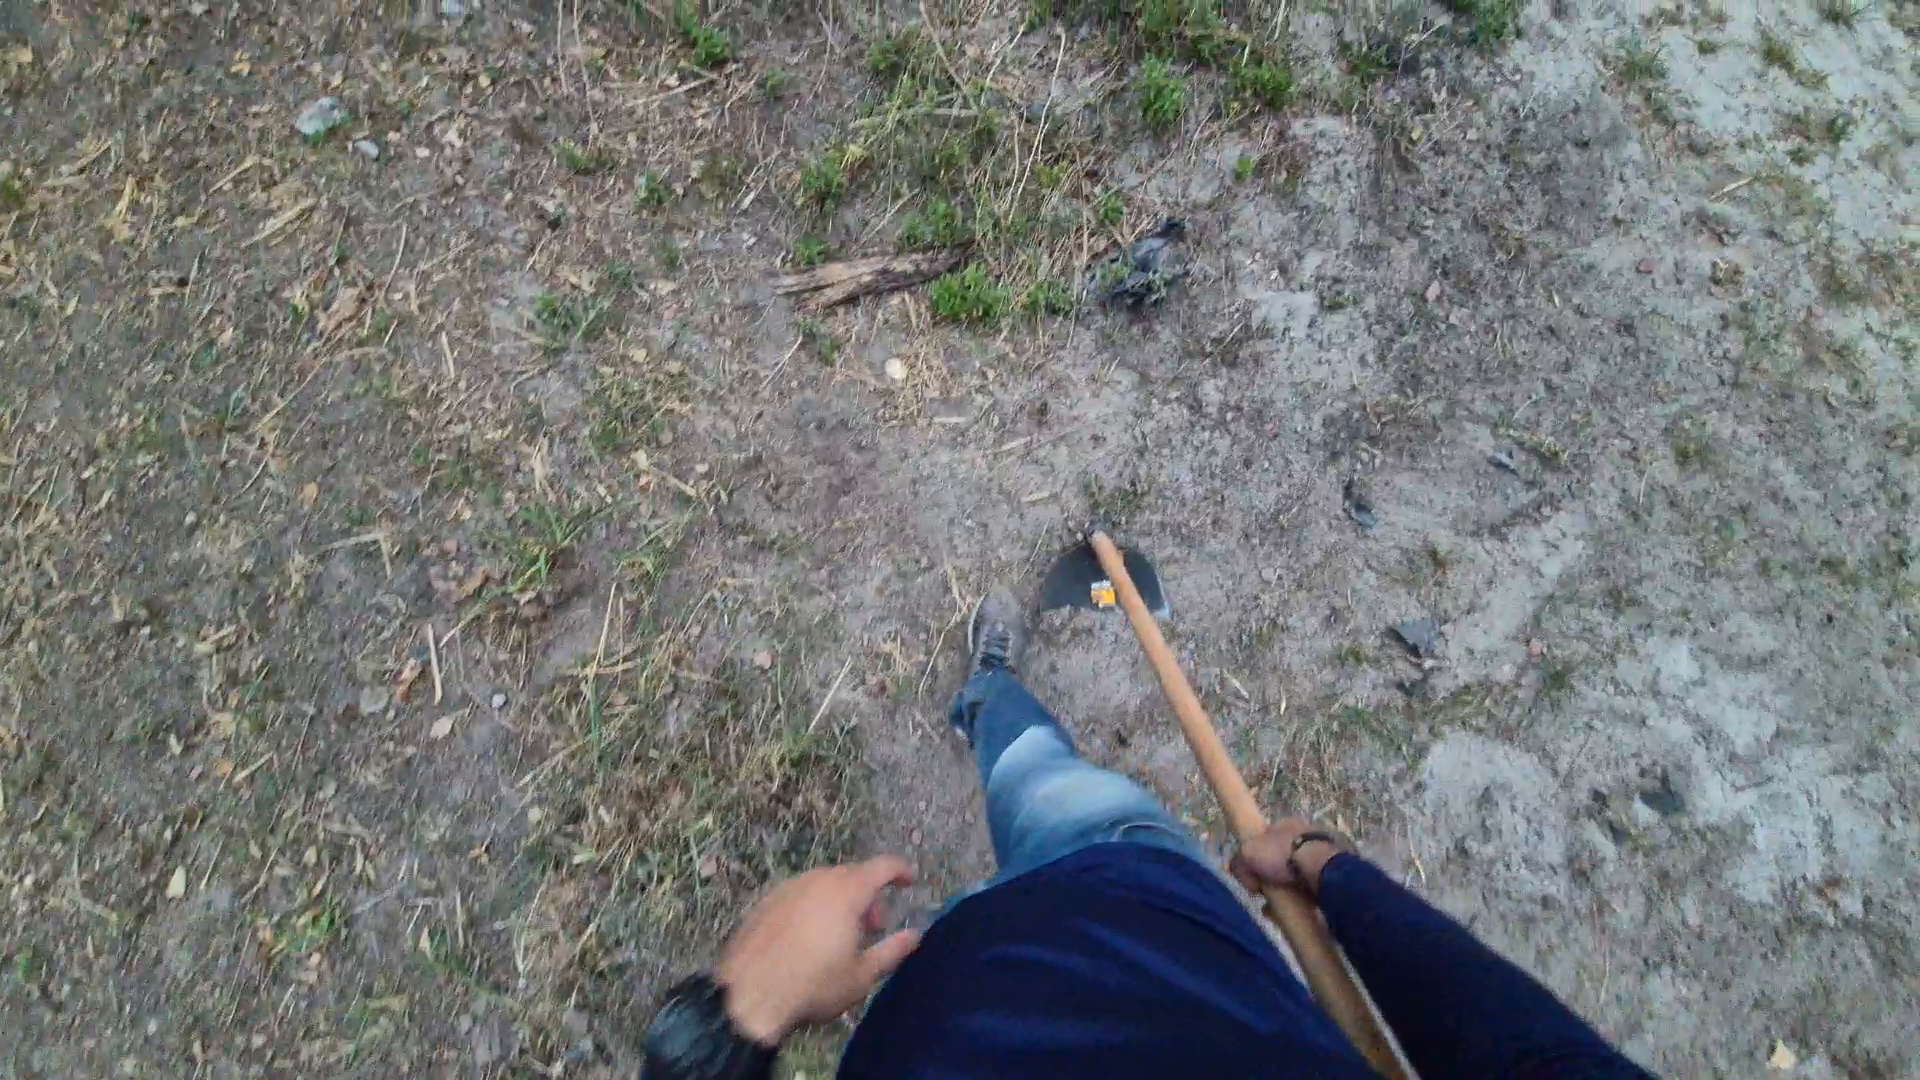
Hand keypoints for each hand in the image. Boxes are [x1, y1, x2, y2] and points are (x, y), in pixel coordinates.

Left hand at [715, 856, 921, 1044]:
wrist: (747, 995)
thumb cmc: (813, 984)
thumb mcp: (860, 976)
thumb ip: (892, 951)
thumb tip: (916, 935)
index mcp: (848, 890)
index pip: (883, 866)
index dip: (901, 870)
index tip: (911, 881)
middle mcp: (819, 878)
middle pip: (853, 875)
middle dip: (869, 895)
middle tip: (872, 927)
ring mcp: (790, 886)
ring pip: (825, 883)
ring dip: (841, 900)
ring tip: (839, 935)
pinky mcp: (767, 900)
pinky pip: (801, 894)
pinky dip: (814, 906)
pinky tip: (807, 937)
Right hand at [1228, 818, 1353, 898]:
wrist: (1324, 871)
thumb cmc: (1282, 855)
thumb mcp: (1249, 853)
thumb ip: (1239, 861)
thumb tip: (1237, 871)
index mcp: (1284, 823)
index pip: (1264, 839)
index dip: (1255, 858)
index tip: (1252, 876)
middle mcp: (1304, 834)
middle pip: (1280, 859)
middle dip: (1271, 878)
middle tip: (1264, 895)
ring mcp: (1322, 854)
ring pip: (1296, 875)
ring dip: (1287, 891)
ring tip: (1279, 910)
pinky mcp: (1335, 874)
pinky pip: (1312, 889)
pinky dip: (1303, 900)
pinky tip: (1297, 912)